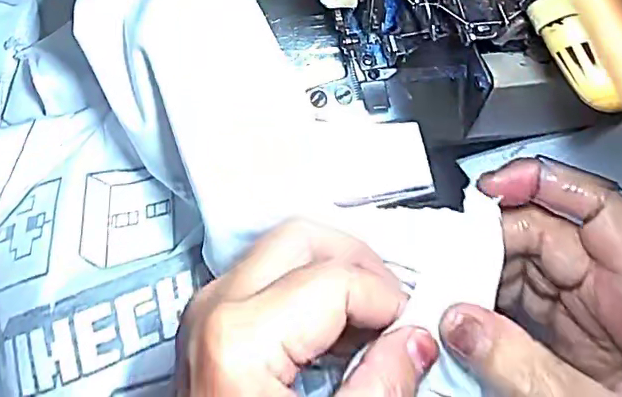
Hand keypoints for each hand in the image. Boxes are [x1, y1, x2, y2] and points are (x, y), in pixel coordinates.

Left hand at [178, 219, 440, 395]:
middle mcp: (214, 308)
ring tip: (375, 320)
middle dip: (358, 263)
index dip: (387, 298)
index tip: (416, 327)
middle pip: (299, 238)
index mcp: (239, 337)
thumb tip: (413, 340)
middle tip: (399, 307)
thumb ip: (380, 386)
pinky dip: (307, 287)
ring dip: (333, 270)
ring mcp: (206, 310)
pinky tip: (338, 330)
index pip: (333, 278)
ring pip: (281, 248)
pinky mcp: (208, 322)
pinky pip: (265, 275)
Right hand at [439, 158, 621, 395]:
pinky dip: (495, 307)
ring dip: (489, 272)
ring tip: (452, 284)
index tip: (491, 187)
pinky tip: (470, 315)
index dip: (544, 183)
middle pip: (557, 239)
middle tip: (452, 249)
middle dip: (498, 237)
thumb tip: (460, 318)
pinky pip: (532, 312)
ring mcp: (611, 336)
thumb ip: (529, 369)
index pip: (604, 212)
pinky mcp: (587, 362)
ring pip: (537, 272)